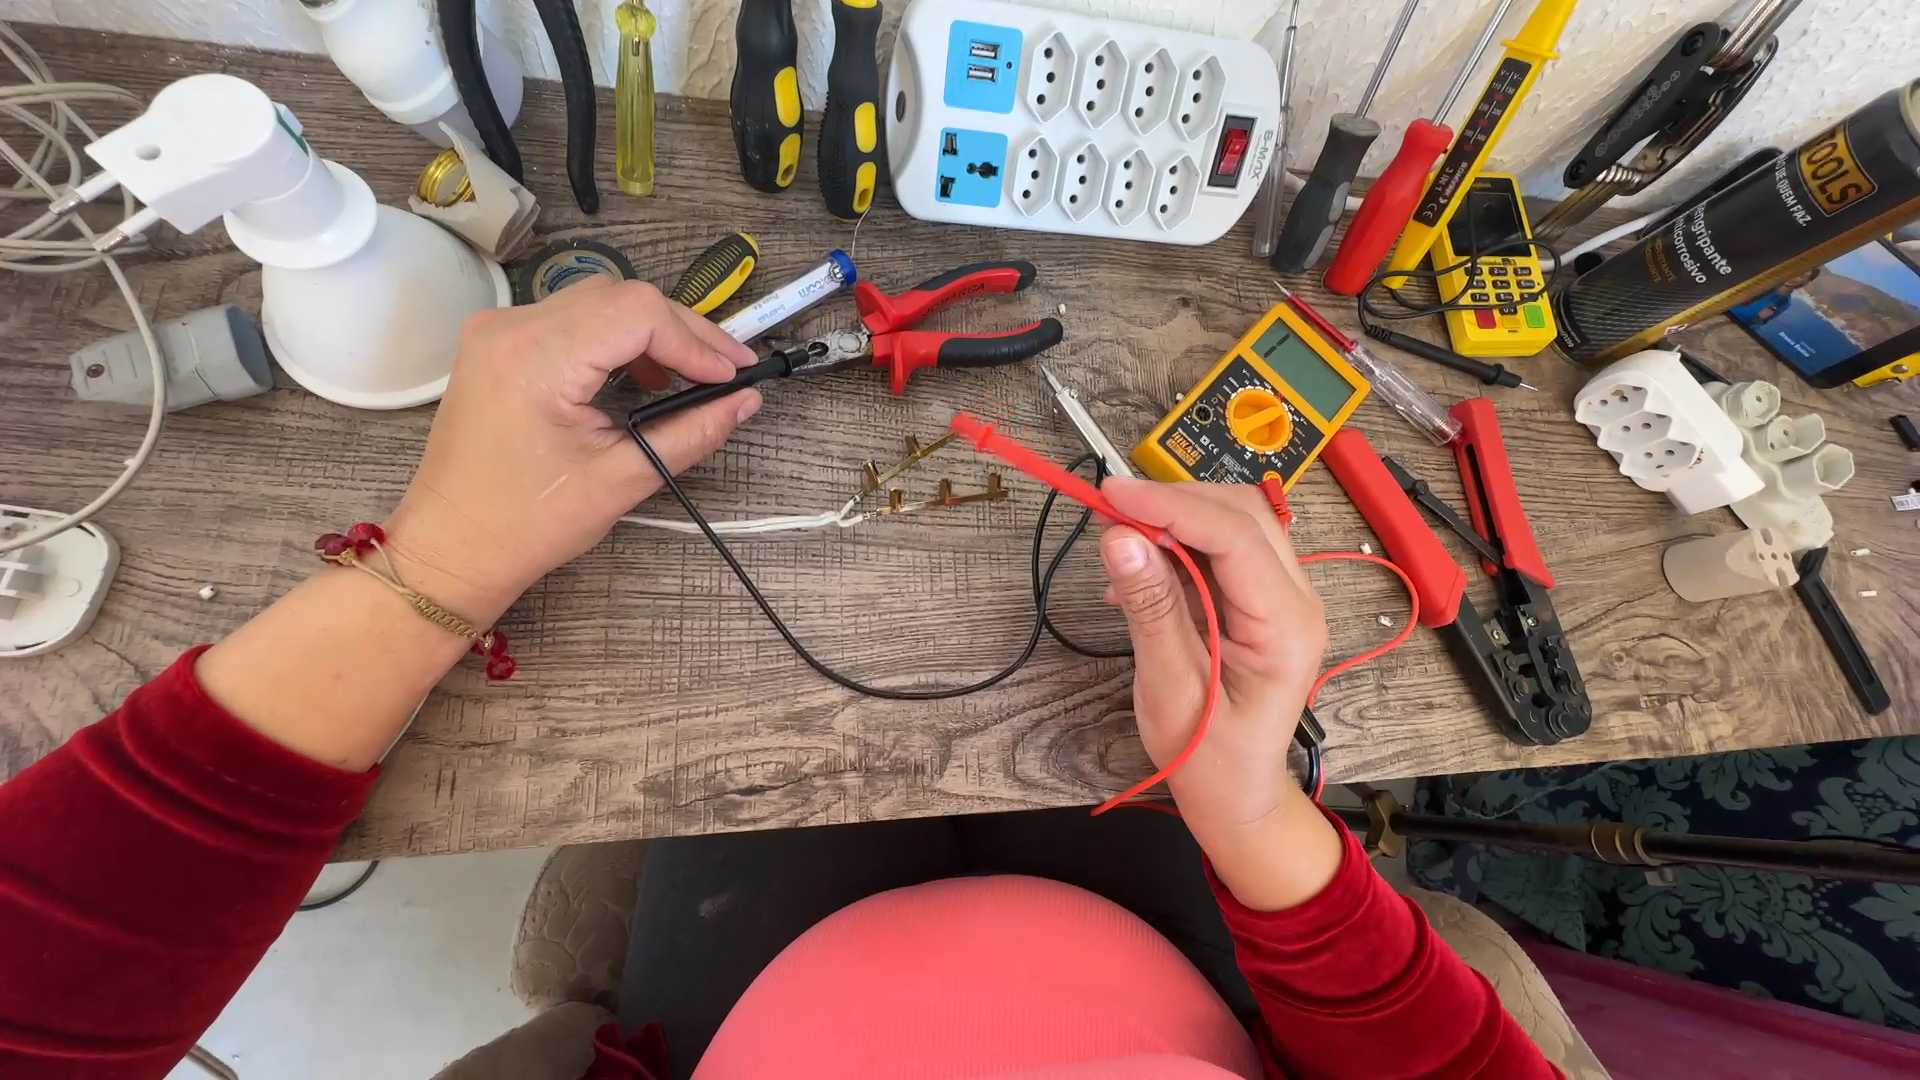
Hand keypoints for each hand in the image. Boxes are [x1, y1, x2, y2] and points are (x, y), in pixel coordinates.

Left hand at [382, 278, 761, 623]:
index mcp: (535, 360)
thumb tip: (747, 401)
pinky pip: (577, 319)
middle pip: (622, 296)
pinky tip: (646, 376)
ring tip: (695, 374)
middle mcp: (511, 328)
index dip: (694, 341)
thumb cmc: (530, 522)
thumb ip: (693, 432)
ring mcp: (501, 330)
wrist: (455, 543)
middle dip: (684, 331)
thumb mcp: (625, 478)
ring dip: (656, 332)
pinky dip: (622, 339)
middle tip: (730, 369)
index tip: (732, 378)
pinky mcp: (503, 343)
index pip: (636, 313)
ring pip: (602, 300)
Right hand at [1097, 477, 1342, 909]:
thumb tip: (1119, 538)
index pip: (1234, 536)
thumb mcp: (1171, 686)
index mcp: (1286, 625)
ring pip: (1232, 523)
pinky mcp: (1258, 601)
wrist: (1237, 794)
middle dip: (1173, 502)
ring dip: (1173, 519)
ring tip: (1120, 543)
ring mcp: (1281, 597)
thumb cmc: (1206, 756)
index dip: (1170, 505)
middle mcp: (1296, 598)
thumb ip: (1150, 608)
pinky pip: (1219, 550)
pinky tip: (1138, 573)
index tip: (1109, 493)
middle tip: (1110, 512)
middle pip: (1241, 514)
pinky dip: (1175, 546)